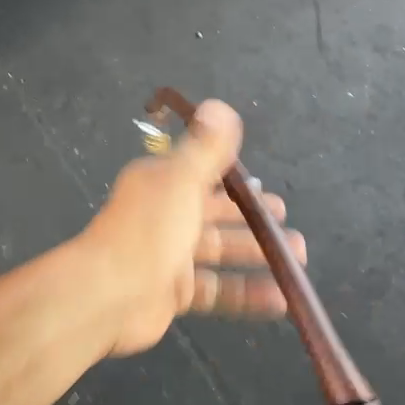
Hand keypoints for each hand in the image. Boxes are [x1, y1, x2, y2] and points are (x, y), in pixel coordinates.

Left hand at [76, 99, 304, 356]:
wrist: (108, 293)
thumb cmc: (148, 231)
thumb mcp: (182, 181)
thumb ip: (205, 148)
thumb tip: (218, 105)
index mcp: (160, 182)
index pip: (201, 174)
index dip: (234, 181)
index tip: (268, 189)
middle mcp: (162, 214)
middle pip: (213, 214)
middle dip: (252, 220)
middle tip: (291, 230)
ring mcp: (167, 255)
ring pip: (218, 251)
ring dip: (254, 254)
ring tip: (296, 262)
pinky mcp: (172, 292)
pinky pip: (215, 290)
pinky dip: (245, 293)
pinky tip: (280, 299)